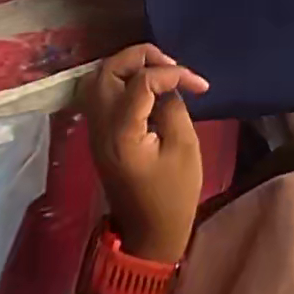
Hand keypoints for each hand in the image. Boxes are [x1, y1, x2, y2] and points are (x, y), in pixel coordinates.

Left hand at [81, 44, 210, 262]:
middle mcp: (100, 126)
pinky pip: (102, 91)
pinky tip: (147, 85)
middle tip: (171, 64)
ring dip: (129, 64)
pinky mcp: (98, 132)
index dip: (172, 73)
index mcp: (123, 133)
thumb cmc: (173, 196)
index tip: (199, 84)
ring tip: (160, 71)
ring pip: (100, 76)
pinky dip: (122, 78)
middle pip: (109, 69)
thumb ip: (173, 105)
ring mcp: (95, 129)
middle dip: (141, 57)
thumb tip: (167, 84)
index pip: (141, 81)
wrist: (148, 236)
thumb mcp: (184, 147)